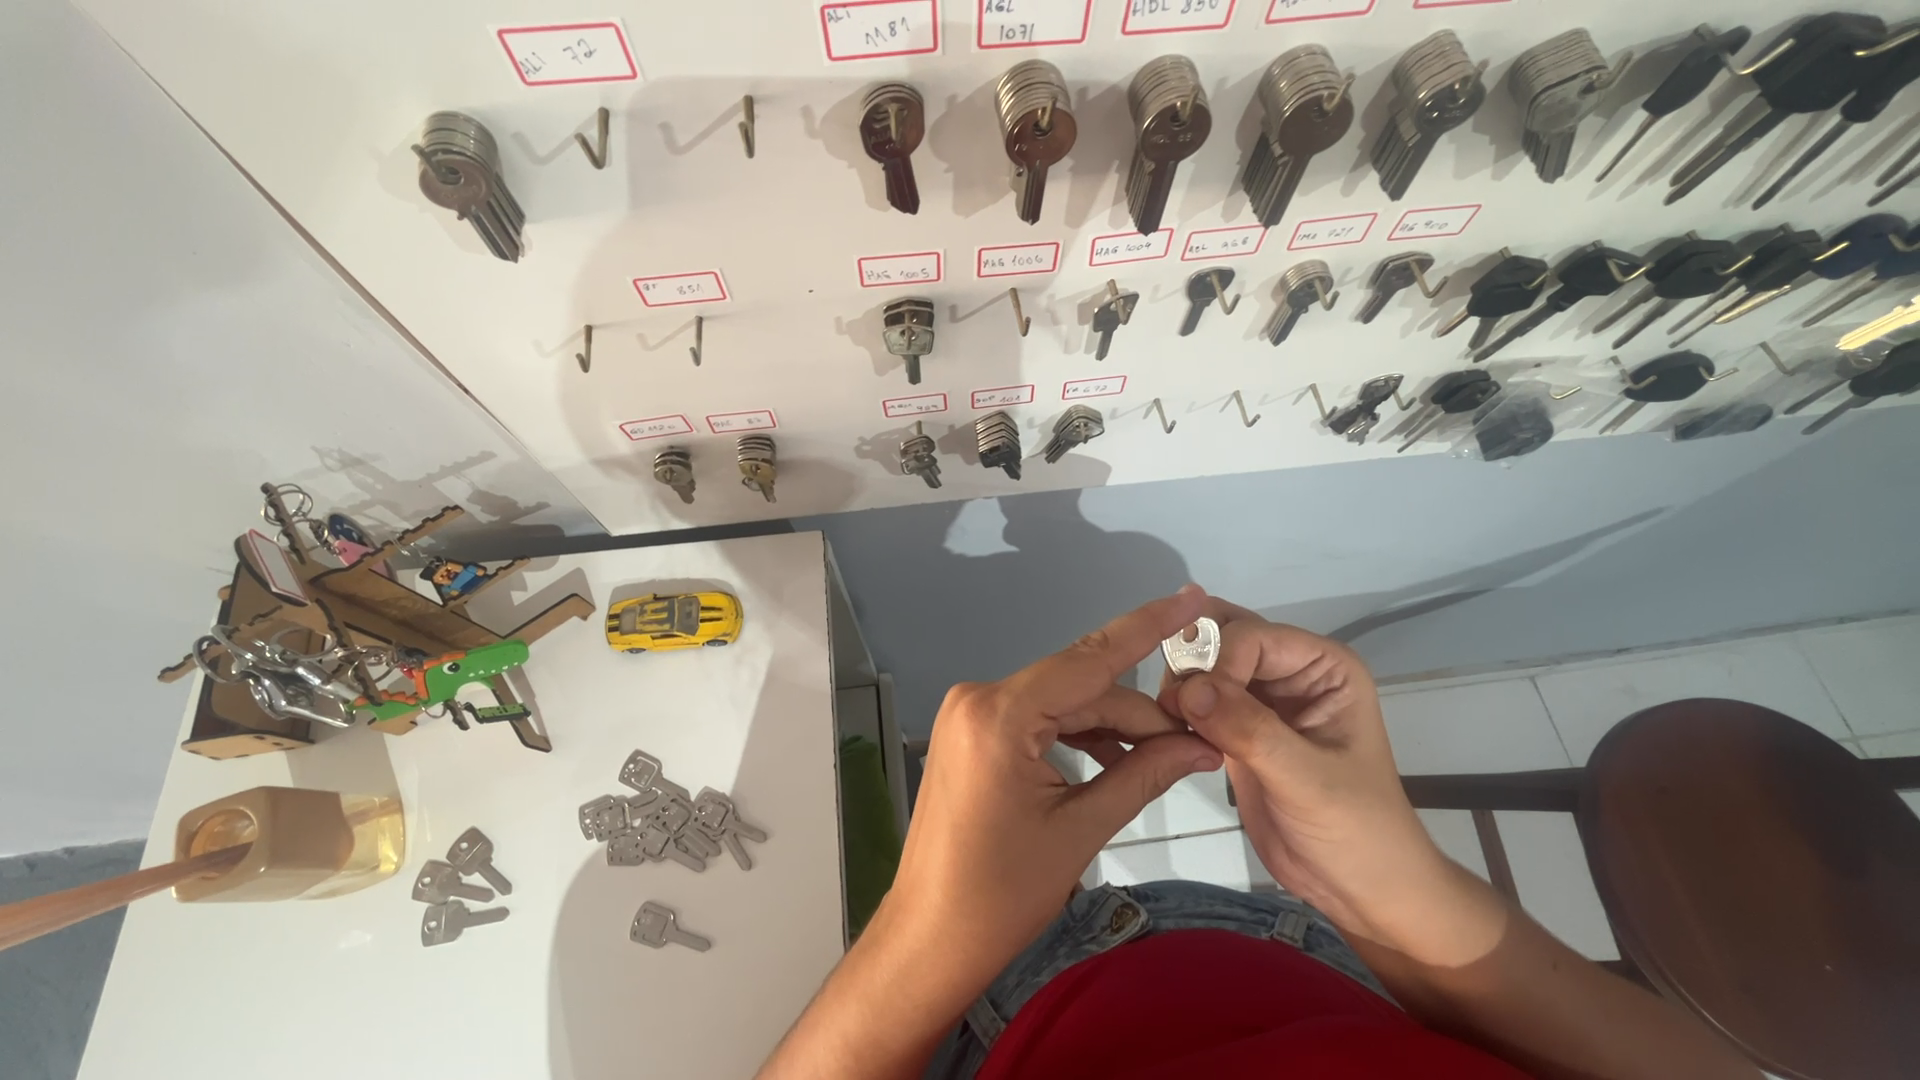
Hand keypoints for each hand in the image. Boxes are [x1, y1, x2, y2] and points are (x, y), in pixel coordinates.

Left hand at [884, 586, 1224, 985]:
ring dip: (1110, 726)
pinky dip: (1077, 735)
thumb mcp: (1081, 830)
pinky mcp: (971, 733)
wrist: (929, 937)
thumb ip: (1144, 773)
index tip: (1190, 596)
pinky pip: (1037, 720)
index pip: (1089, 658)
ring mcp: (969, 713)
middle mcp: (978, 697)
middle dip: (1138, 714)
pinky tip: (1115, 760)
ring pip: (1060, 704)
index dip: (1147, 626)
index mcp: (1000, 714)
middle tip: (1197, 742)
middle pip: (1079, 688)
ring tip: (1164, 756)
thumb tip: (1202, 744)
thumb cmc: (1001, 895)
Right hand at [1157, 599, 1447, 938]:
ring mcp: (1260, 697)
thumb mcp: (1307, 780)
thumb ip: (1250, 730)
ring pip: (1202, 662)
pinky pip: (1195, 698)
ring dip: (1179, 685)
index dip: (1218, 664)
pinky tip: (1172, 734)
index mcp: (1323, 667)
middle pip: (1223, 634)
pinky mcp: (1234, 725)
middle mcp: (1290, 670)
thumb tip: (1189, 689)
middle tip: (1170, 705)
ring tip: (1172, 725)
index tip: (1196, 709)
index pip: (1252, 636)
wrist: (1358, 888)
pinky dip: (1176, 709)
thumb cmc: (1355, 831)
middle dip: (1191, 662)